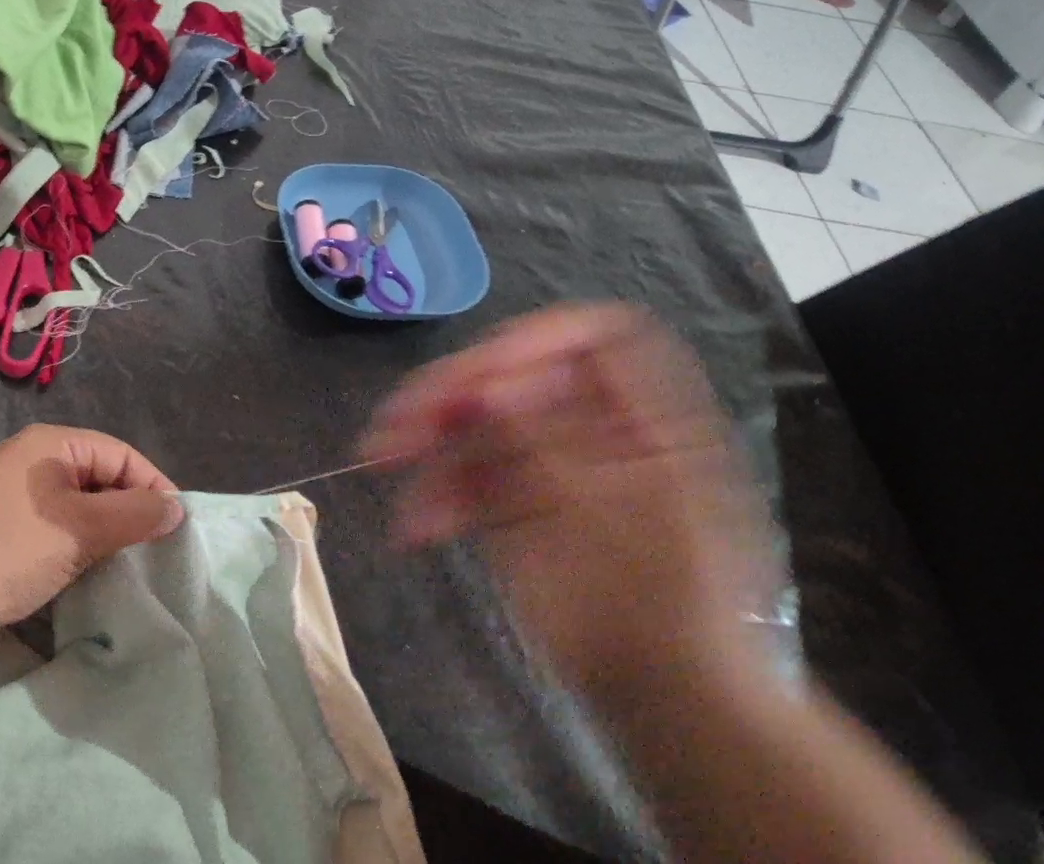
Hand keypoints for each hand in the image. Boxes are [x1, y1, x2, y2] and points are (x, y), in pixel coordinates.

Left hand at [0, 425, 180, 659]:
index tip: (177, 525)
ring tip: (133, 561)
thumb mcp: (82, 529)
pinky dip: (81, 545)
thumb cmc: (12, 550)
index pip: (118, 453)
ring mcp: (16, 497)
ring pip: (81, 506)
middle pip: (100, 475)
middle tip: (158, 548)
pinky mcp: (8, 531)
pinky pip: (59, 528)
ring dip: (107, 531)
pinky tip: (96, 570)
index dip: (152, 485)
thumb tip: (176, 508)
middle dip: (130, 508)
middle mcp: (31, 461)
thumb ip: (134, 514)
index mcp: (47, 443)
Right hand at [359, 304, 779, 703]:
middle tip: (397, 422)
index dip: (534, 342)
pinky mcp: (518, 503)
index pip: (596, 340)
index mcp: (646, 423)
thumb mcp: (608, 525)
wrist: (665, 703)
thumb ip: (550, 446)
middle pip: (516, 378)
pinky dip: (434, 496)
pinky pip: (465, 478)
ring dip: (424, 442)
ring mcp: (552, 466)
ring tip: (379, 463)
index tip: (476, 380)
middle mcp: (595, 430)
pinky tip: (415, 530)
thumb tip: (493, 382)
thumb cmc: (657, 616)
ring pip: (476, 425)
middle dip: (450, 394)